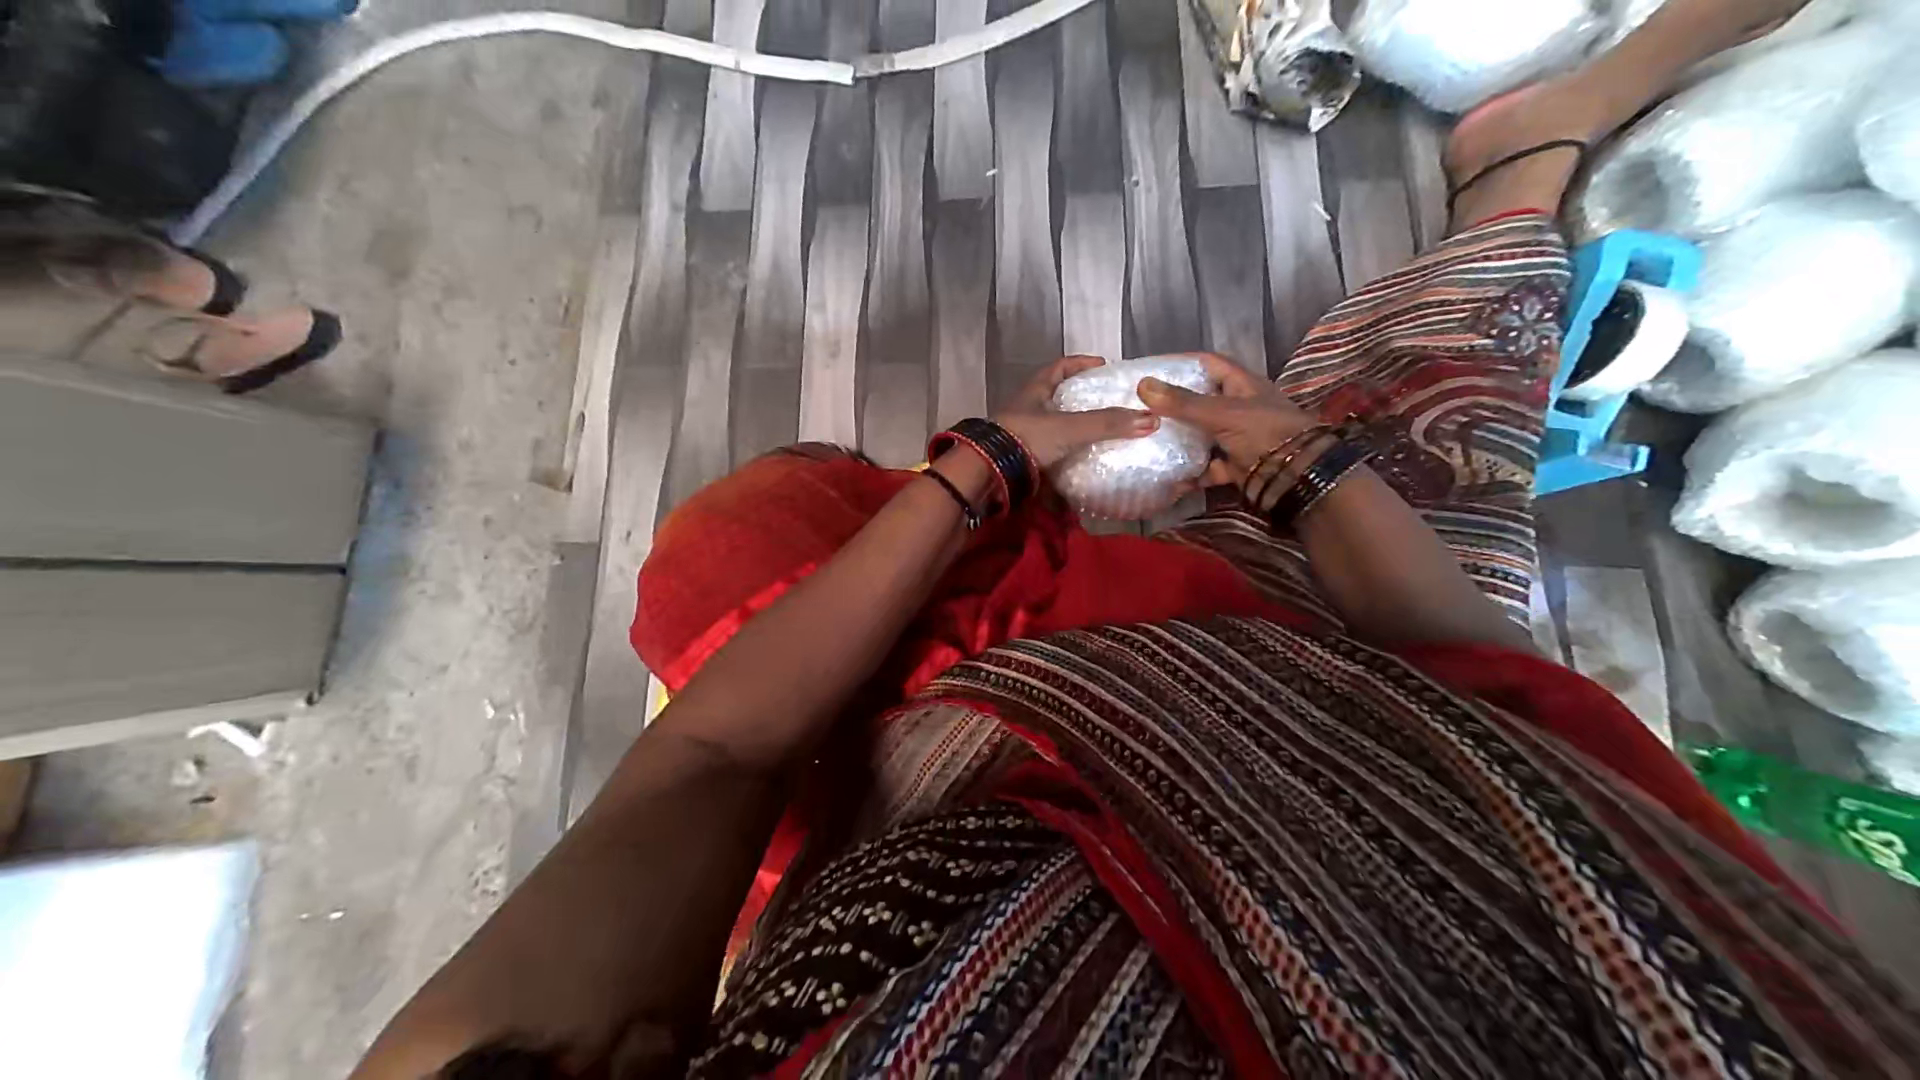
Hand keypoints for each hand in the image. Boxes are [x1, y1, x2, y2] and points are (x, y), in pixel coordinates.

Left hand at [992, 355, 1159, 468]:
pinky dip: (1063, 453)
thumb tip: (1151, 419)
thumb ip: (1108, 424)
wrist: (989, 472)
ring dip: (1071, 428)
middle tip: (1105, 402)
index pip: (1059, 366)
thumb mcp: (1071, 427)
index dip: (1081, 363)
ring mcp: (1020, 433)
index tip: (1102, 365)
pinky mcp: (1020, 457)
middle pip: (1055, 396)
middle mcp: (1025, 408)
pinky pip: (1047, 451)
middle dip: (1079, 398)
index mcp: (1034, 390)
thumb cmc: (1027, 438)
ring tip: (1097, 433)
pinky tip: (1079, 460)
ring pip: (1051, 425)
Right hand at [1135, 352, 1318, 488]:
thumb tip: (1142, 385)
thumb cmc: (1266, 433)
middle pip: (1199, 401)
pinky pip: (1205, 466)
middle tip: (1138, 406)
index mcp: (1242, 385)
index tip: (1151, 369)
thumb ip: (1183, 403)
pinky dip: (1189, 472)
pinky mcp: (1233, 465)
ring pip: (1200, 434)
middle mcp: (1238, 408)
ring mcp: (1236, 438)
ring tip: (1145, 438)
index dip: (1181, 363)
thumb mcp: (1222, 413)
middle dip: (1171, 404)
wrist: (1297, 477)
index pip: (1208, 364)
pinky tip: (1166, 475)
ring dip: (1177, 439)